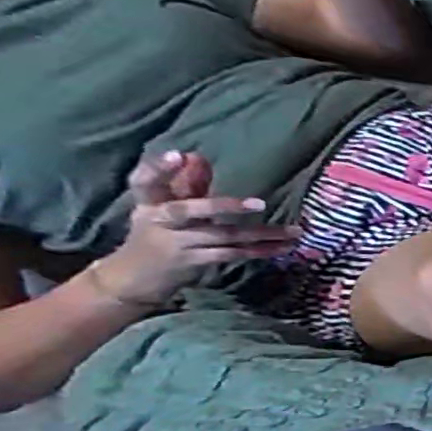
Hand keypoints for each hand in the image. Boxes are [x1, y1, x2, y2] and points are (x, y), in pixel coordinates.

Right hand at [90, 150, 299, 305]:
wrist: (135, 276)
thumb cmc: (159, 233)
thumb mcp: (166, 208)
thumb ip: (186, 184)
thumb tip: (197, 156)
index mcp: (149, 203)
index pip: (145, 182)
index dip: (158, 169)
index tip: (178, 154)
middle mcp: (158, 221)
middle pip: (188, 210)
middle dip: (223, 205)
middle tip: (261, 203)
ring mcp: (176, 243)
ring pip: (224, 235)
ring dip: (263, 233)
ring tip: (295, 231)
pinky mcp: (193, 262)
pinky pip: (233, 254)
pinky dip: (261, 251)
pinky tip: (284, 247)